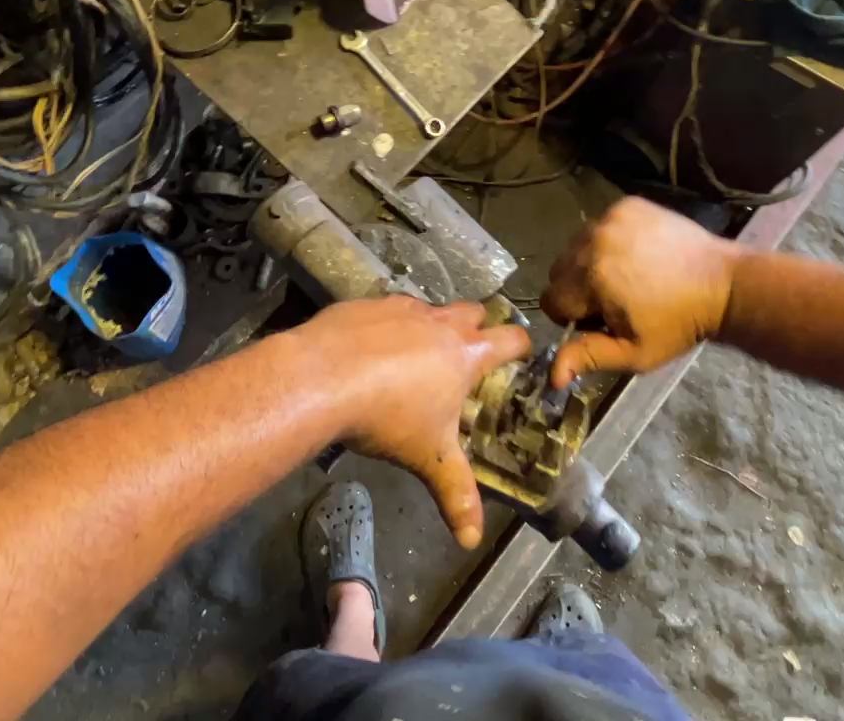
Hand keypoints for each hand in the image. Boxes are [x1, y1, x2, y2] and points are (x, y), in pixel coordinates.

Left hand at [287, 296, 528, 548]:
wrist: (321, 378)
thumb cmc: (387, 417)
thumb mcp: (427, 459)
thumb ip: (456, 494)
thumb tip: (472, 539)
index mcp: (465, 354)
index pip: (512, 339)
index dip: (522, 347)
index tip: (521, 357)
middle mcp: (439, 322)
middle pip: (474, 312)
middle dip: (477, 329)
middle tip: (465, 358)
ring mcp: (402, 307)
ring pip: (430, 309)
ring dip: (431, 327)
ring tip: (415, 358)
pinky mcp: (367, 303)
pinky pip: (388, 309)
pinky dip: (389, 326)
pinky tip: (371, 351)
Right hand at [541, 197, 739, 386]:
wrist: (724, 283)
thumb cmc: (677, 325)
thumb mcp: (634, 352)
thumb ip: (589, 357)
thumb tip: (552, 375)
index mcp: (591, 278)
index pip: (551, 300)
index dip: (572, 316)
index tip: (600, 319)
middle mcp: (593, 240)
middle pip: (559, 270)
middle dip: (577, 288)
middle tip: (614, 299)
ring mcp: (610, 218)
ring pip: (576, 246)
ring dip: (590, 262)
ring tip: (626, 276)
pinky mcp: (626, 205)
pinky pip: (599, 225)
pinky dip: (609, 241)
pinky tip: (636, 254)